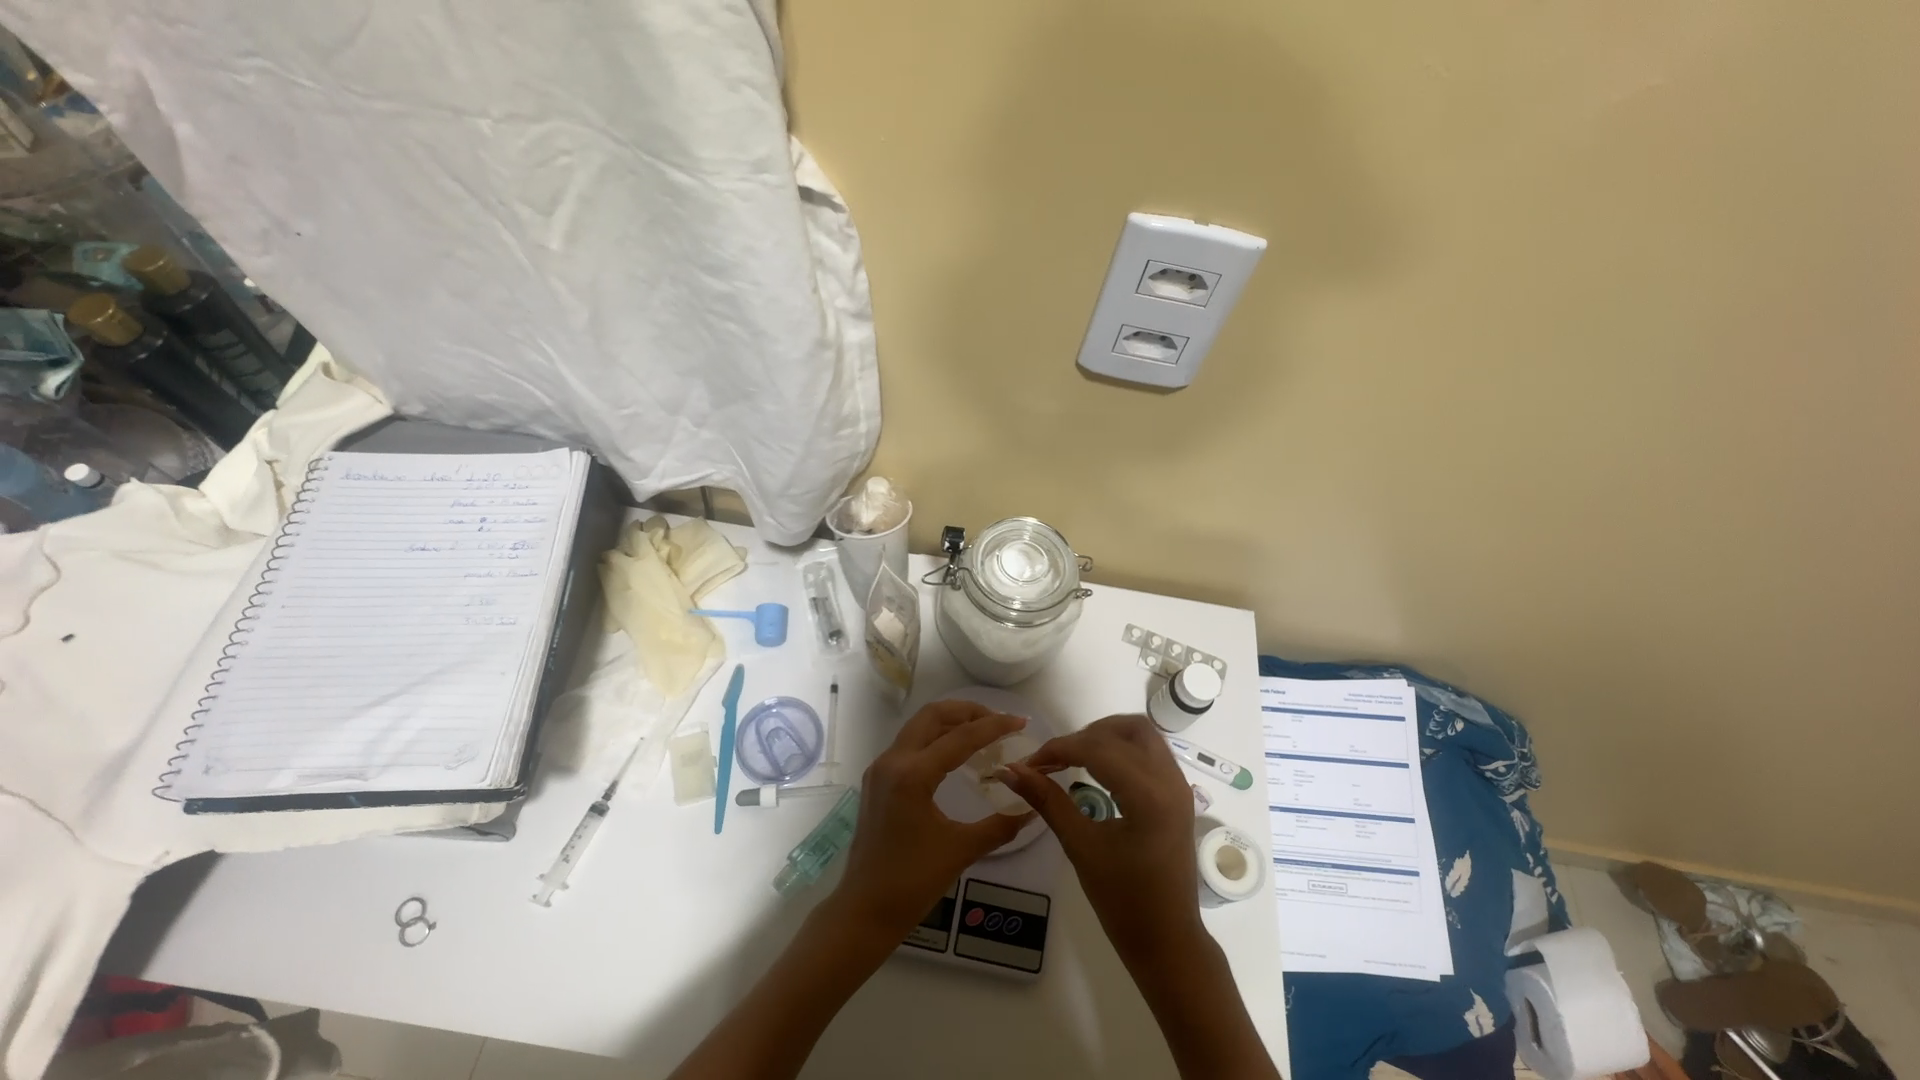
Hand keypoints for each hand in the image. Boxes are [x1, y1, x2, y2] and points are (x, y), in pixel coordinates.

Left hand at [831, 700, 1034, 938]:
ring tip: (983, 733)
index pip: (960, 737)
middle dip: (968, 713)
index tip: (1021, 723)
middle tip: (999, 722)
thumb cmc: (912, 882)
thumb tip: (1032, 809)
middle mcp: (892, 762)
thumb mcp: (961, 850)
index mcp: (912, 775)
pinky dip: (935, 739)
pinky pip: (909, 745)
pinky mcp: (877, 782)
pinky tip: (956, 756)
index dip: (994, 727)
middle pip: (933, 717)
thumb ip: (1000, 825)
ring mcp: (880, 770)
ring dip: (950, 723)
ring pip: (918, 728)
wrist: (864, 909)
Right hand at [1001, 714, 1203, 965]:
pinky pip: (1152, 754)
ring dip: (1108, 738)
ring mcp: (1180, 788)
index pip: (1098, 748)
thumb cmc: (1122, 900)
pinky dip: (1124, 751)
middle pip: (1128, 729)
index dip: (1058, 748)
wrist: (1166, 939)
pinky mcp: (1179, 796)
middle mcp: (1170, 781)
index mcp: (1148, 795)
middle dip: (1087, 735)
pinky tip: (1099, 771)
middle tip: (1055, 759)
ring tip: (1074, 759)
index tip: (1029, 764)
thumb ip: (1046, 800)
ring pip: (1144, 736)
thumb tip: (1009, 770)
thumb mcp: (1080, 846)